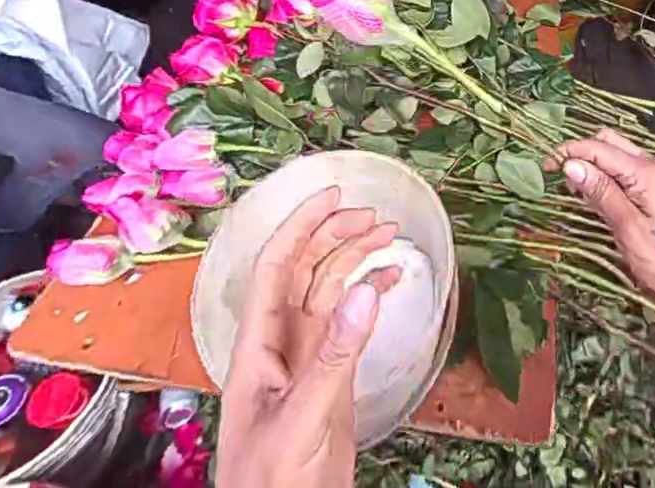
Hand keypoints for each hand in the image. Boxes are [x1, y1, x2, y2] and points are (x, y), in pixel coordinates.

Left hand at [216, 187, 400, 487]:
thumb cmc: (271, 481)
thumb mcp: (301, 417)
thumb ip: (334, 354)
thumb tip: (368, 289)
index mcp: (261, 345)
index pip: (275, 266)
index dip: (300, 225)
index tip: (332, 195)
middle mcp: (283, 339)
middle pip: (306, 267)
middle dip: (336, 233)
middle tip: (376, 217)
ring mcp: (309, 353)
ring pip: (331, 286)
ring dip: (356, 255)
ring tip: (389, 234)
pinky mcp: (332, 370)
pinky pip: (352, 315)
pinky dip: (373, 290)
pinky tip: (393, 278)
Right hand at [554, 131, 654, 329]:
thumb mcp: (626, 227)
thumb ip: (600, 192)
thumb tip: (570, 165)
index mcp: (647, 172)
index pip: (601, 148)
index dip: (571, 152)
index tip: (545, 166)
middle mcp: (654, 165)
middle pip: (610, 142)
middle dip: (582, 152)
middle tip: (561, 178)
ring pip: (618, 154)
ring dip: (594, 164)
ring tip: (575, 190)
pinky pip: (627, 170)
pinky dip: (608, 176)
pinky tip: (596, 196)